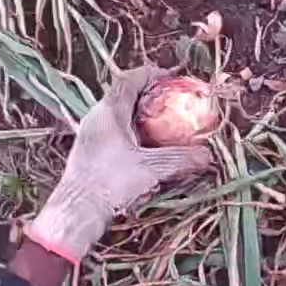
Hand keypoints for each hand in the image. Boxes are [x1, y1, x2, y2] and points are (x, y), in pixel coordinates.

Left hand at [26, 66, 213, 261]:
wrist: (78, 210)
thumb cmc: (110, 182)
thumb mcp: (152, 168)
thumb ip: (181, 159)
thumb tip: (207, 155)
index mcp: (109, 110)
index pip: (130, 79)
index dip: (152, 74)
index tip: (171, 79)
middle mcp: (96, 116)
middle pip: (124, 95)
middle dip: (149, 97)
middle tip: (170, 102)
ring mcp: (90, 133)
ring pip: (118, 115)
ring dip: (139, 116)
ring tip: (161, 125)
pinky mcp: (89, 151)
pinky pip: (112, 132)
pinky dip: (131, 133)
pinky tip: (143, 150)